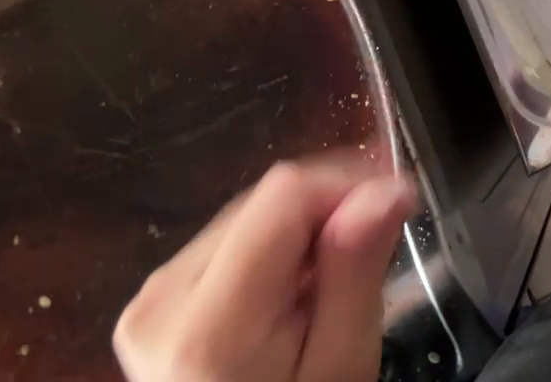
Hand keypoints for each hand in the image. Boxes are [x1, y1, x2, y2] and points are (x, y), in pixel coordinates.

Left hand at [115, 160, 417, 381]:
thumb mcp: (341, 363)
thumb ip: (355, 274)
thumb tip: (388, 189)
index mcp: (209, 320)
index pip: (287, 192)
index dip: (351, 188)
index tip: (396, 216)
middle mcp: (164, 295)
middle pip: (271, 198)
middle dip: (333, 210)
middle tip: (376, 252)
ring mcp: (155, 296)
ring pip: (258, 210)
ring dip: (310, 227)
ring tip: (339, 275)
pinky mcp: (160, 299)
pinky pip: (238, 236)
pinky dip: (283, 245)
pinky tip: (302, 285)